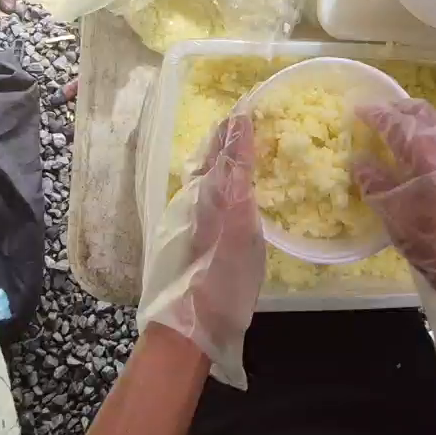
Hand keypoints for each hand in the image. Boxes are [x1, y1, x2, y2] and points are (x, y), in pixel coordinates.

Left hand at [136, 112, 264, 388]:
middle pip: (209, 157)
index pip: (226, 148)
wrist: (186, 328)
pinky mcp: (183, 235)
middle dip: (225, 135)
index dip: (238, 127)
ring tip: (232, 142)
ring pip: (202, 173)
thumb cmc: (221, 281)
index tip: (252, 106)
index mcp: (211, 192)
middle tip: (244, 119)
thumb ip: (239, 176)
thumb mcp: (242, 227)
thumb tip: (239, 130)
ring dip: (217, 154)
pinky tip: (220, 183)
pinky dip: (213, 176)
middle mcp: (195, 198)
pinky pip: (201, 190)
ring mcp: (185, 217)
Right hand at [354, 99, 435, 339]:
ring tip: (404, 129)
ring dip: (421, 119)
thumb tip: (361, 158)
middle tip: (379, 118)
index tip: (358, 112)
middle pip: (422, 112)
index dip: (375, 115)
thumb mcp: (395, 217)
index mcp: (429, 149)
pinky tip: (434, 144)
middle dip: (398, 112)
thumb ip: (374, 182)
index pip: (396, 121)